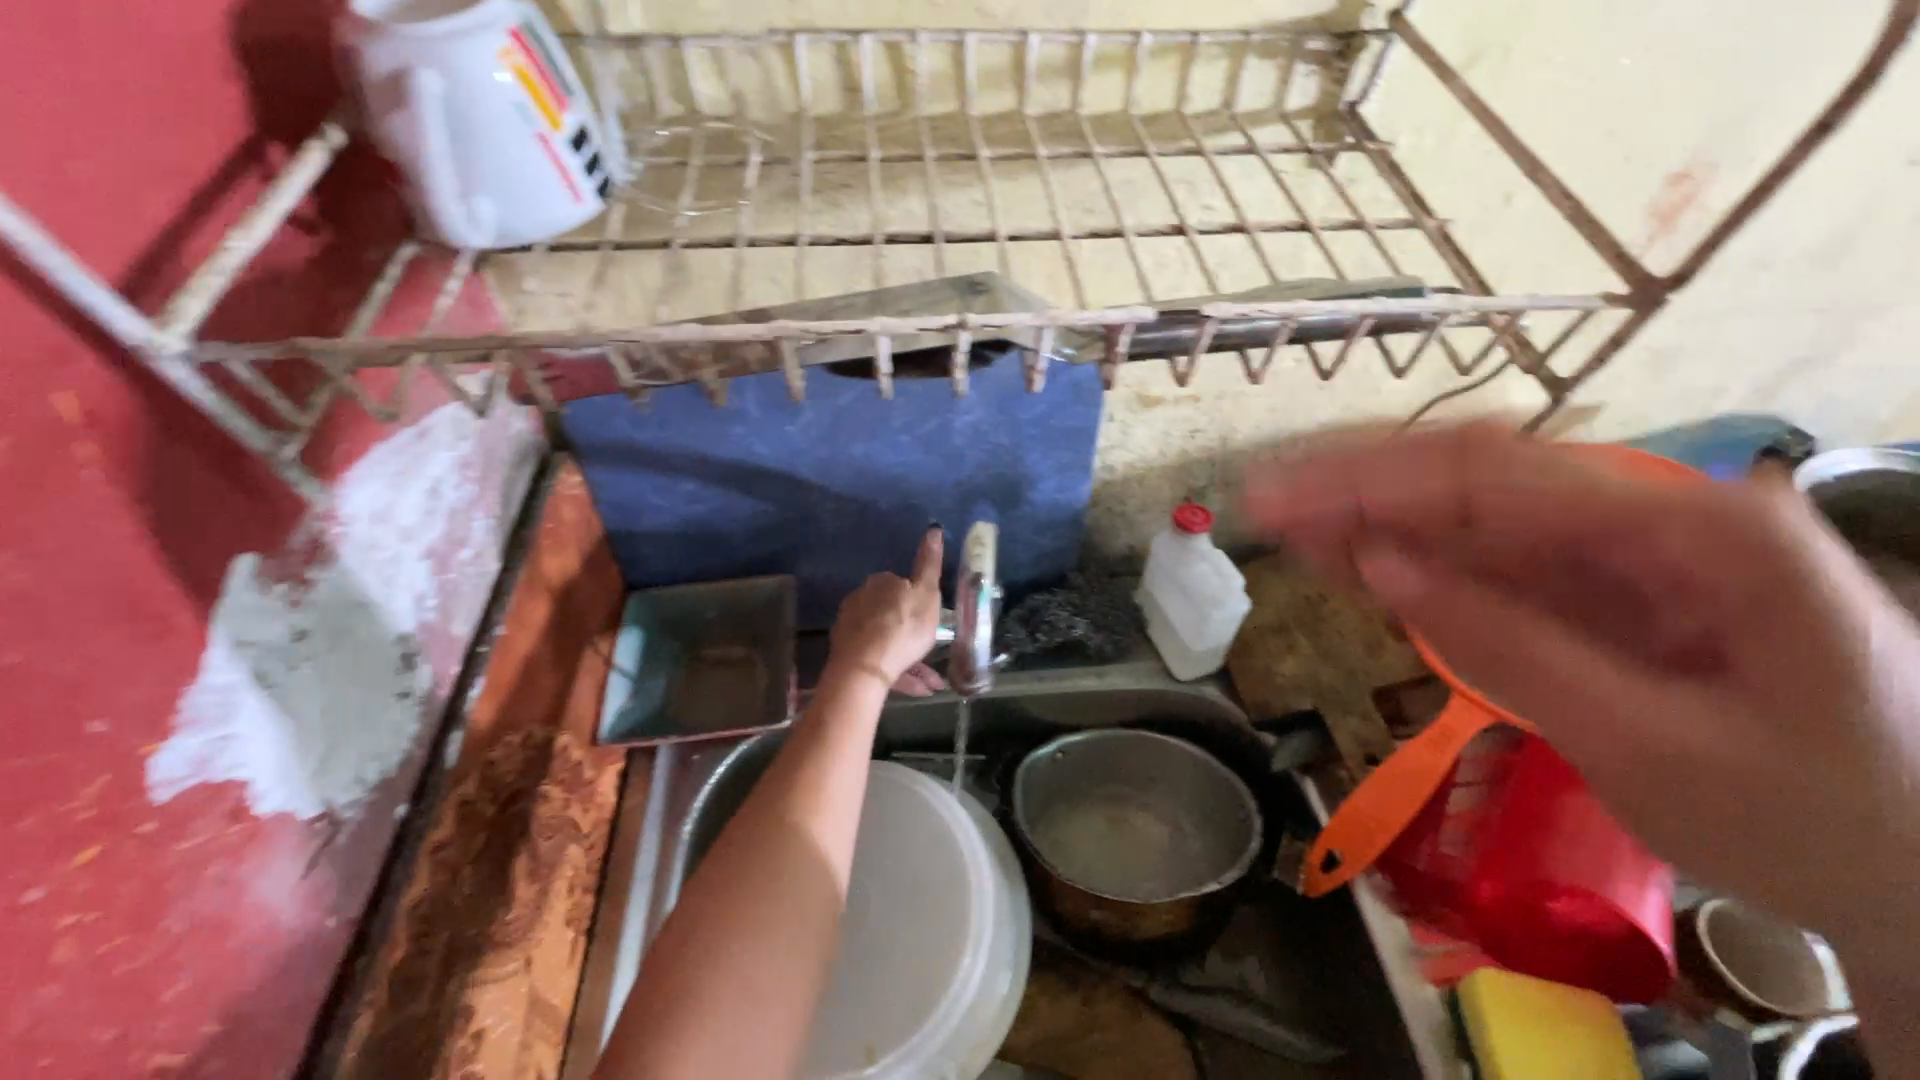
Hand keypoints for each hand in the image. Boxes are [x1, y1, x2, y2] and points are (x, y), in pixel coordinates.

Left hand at [829, 528, 945, 695]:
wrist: (864, 668)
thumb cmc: (903, 628)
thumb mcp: (926, 594)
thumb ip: (929, 564)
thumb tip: (933, 529)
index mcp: (880, 584)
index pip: (900, 584)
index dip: (917, 602)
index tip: (929, 621)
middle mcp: (861, 600)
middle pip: (891, 615)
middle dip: (911, 634)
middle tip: (931, 655)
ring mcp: (851, 627)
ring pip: (886, 642)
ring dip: (908, 660)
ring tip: (929, 684)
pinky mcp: (847, 653)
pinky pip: (878, 661)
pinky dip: (896, 672)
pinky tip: (916, 689)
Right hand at [1244, 422, 1919, 943]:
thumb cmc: (1825, 821)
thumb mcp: (1653, 746)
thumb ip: (1508, 644)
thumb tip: (1381, 566)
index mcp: (1698, 530)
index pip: (1495, 477)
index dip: (1371, 481)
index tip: (1279, 498)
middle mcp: (1658, 517)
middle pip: (1478, 478)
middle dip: (1361, 486)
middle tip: (1262, 501)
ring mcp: (1630, 556)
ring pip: (1474, 519)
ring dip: (1375, 521)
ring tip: (1283, 526)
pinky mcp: (1607, 596)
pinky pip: (1494, 567)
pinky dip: (1417, 566)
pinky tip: (1352, 560)